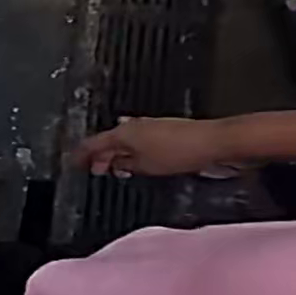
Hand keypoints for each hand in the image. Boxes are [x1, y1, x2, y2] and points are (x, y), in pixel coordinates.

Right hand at [74, 116, 231, 176]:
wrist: (222, 141)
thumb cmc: (180, 153)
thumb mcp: (144, 166)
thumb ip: (124, 165)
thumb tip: (114, 164)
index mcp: (119, 133)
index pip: (89, 144)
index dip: (79, 156)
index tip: (74, 165)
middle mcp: (131, 126)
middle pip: (107, 141)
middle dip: (100, 155)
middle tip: (97, 169)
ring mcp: (151, 125)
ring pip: (125, 140)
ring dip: (120, 153)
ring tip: (121, 166)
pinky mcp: (168, 129)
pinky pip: (142, 140)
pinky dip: (136, 149)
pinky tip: (142, 158)